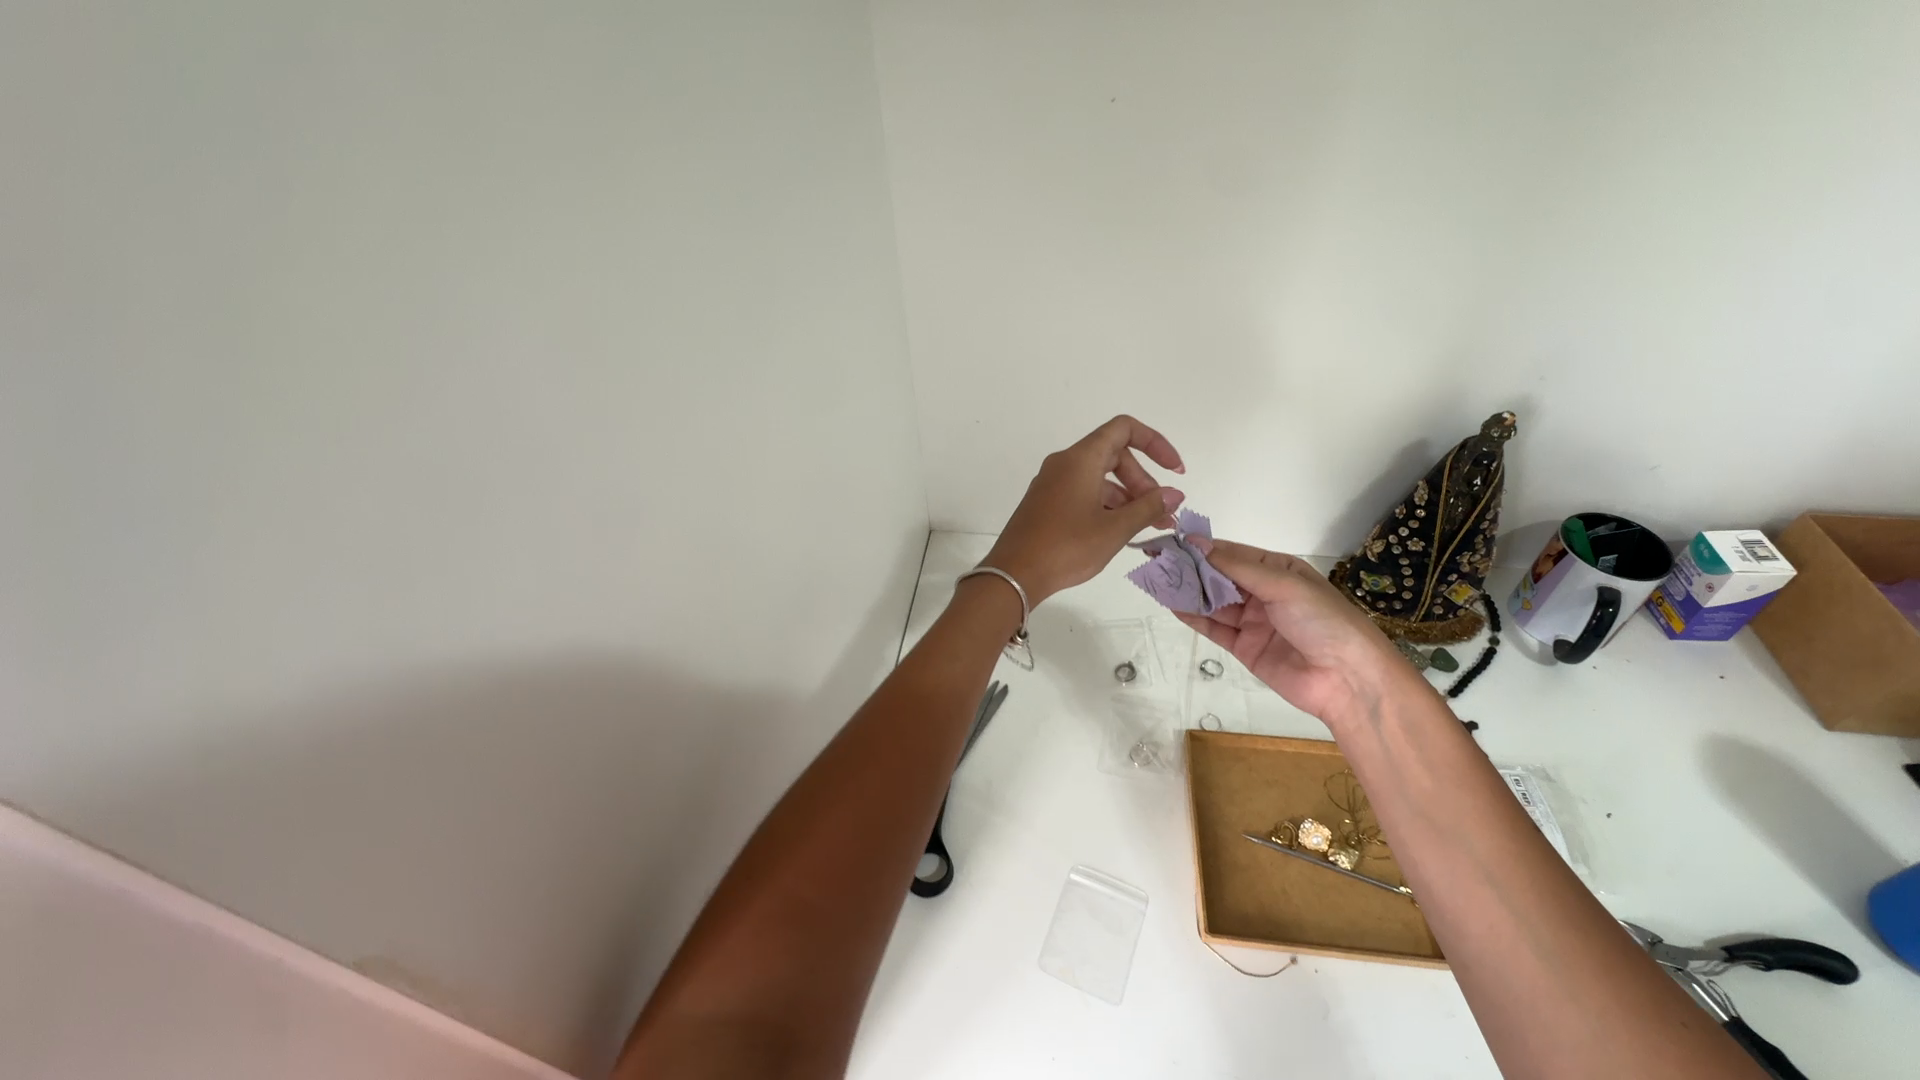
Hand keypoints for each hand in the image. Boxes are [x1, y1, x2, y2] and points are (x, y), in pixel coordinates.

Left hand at [982, 415, 1185, 604]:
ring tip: (1149, 528)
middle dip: (1143, 481)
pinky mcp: (1046, 503)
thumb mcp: (1114, 529)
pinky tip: (1120, 532)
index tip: (1174, 471)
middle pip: (1114, 456)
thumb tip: (1174, 494)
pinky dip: (1107, 506)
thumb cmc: (1066, 547)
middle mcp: (1064, 464)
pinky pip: (1084, 493)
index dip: (1155, 443)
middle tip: (1161, 513)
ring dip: (1128, 498)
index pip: (1124, 429)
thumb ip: (1148, 508)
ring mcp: (1052, 483)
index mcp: (1080, 459)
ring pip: (1100, 478)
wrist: (1014, 574)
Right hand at [1175, 540, 1420, 728]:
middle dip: (1190, 570)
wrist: (1347, 679)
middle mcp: (1264, 593)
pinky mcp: (1245, 648)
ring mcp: (1254, 622)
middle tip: (1156, 561)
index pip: (1233, 554)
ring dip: (1188, 593)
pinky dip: (1195, 618)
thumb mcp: (1283, 584)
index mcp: (1279, 570)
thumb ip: (1237, 567)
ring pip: (1214, 602)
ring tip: (1157, 582)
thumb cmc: (1322, 621)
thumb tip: (1198, 543)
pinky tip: (1174, 606)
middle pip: (1220, 578)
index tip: (1170, 541)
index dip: (1202, 548)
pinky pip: (1215, 629)